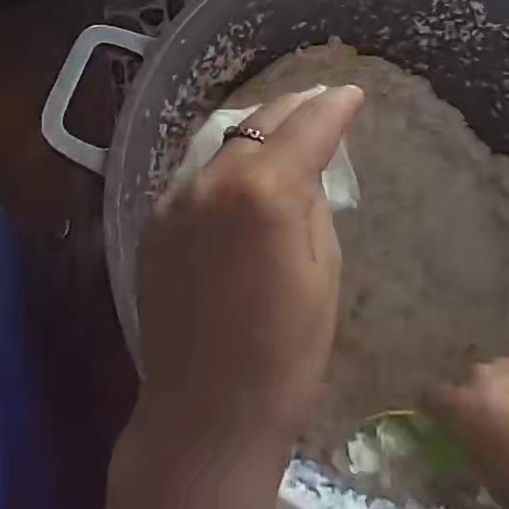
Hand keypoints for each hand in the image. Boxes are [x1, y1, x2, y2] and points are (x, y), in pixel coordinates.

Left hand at [132, 85, 364, 438]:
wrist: (205, 414)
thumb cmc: (285, 354)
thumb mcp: (322, 271)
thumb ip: (311, 203)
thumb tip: (306, 169)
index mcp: (263, 192)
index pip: (308, 128)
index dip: (335, 107)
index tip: (352, 95)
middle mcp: (212, 180)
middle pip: (260, 122)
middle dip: (296, 106)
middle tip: (322, 99)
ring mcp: (175, 198)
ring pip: (224, 141)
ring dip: (259, 127)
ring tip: (286, 124)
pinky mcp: (155, 221)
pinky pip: (199, 173)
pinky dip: (228, 161)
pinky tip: (244, 170)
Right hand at [427, 351, 508, 508]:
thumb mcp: (495, 483)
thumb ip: (474, 455)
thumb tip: (470, 445)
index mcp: (461, 404)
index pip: (430, 397)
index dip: (437, 412)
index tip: (447, 427)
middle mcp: (480, 373)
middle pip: (467, 382)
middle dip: (474, 400)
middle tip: (492, 425)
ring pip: (498, 373)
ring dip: (503, 389)